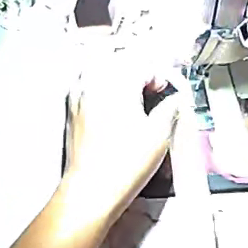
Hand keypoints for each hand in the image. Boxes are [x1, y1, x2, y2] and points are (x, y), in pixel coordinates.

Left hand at [55, 62, 182, 224]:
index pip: (142, 63)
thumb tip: (175, 99)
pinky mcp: (72, 108)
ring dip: (119, 72)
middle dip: (139, 68)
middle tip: (153, 85)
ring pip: (99, 66)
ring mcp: (79, 94)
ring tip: (134, 90)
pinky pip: (87, 81)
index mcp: (117, 84)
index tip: (167, 88)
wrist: (90, 188)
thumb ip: (170, 108)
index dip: (160, 74)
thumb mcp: (159, 135)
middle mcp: (93, 84)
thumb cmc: (122, 165)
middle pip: (119, 59)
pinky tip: (112, 100)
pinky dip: (101, 83)